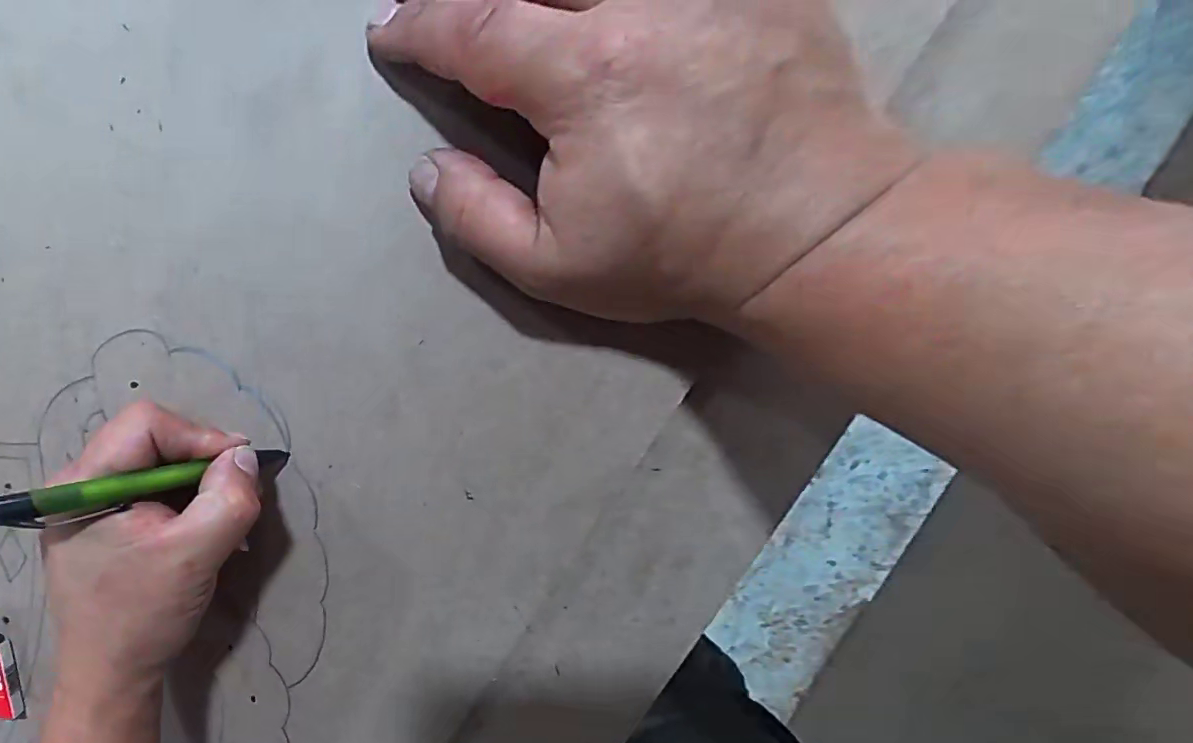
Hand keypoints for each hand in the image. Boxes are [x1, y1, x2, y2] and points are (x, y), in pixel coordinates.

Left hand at [41, 401, 262, 697]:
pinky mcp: (103, 530)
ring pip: (155, 470)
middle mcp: (78, 487)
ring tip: (226, 522)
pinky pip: (150, 498)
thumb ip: (227, 501)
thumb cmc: (143, 618)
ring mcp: (88, 509)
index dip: (201, 438)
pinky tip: (206, 536)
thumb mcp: (195, 556)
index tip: (240, 469)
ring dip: (199, 489)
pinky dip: (186, 509)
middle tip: (239, 495)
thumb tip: (244, 457)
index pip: (147, 424)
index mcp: (83, 484)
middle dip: (203, 465)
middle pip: (151, 443)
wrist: (110, 678)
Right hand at [367, 0, 920, 321]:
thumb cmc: (669, 259)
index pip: (476, 28)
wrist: (804, 232)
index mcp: (585, 76)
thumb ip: (476, 219)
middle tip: (442, 13)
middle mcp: (641, 3)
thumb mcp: (552, 267)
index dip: (422, 28)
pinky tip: (598, 15)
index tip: (389, 34)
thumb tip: (428, 170)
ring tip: (518, 16)